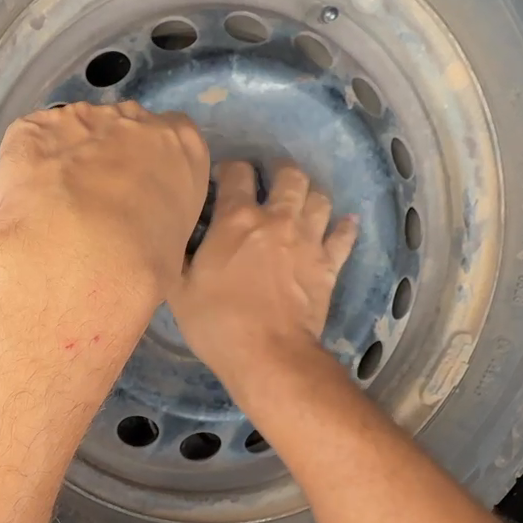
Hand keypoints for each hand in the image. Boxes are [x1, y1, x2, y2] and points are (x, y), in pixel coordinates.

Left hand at [0, 101, 209, 313]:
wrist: (78, 259)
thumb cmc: (142, 267)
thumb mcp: (174, 251)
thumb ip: (160, 222)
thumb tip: (140, 232)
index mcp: (182, 146)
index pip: (171, 141)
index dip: (148, 170)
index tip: (134, 199)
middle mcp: (133, 120)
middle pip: (120, 131)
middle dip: (105, 163)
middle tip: (91, 212)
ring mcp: (80, 117)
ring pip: (71, 135)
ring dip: (64, 165)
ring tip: (52, 216)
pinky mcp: (32, 128)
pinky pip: (29, 144)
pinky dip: (27, 169)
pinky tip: (26, 205)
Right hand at [167, 160, 359, 391]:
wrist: (267, 353)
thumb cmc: (216, 322)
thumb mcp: (179, 290)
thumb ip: (180, 256)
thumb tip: (178, 239)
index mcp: (236, 220)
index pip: (236, 173)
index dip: (230, 170)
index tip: (224, 178)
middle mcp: (276, 219)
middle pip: (288, 176)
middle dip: (279, 172)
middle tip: (271, 181)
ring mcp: (308, 240)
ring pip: (319, 198)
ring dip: (310, 195)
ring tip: (302, 203)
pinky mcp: (329, 264)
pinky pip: (344, 235)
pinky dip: (345, 227)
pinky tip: (344, 223)